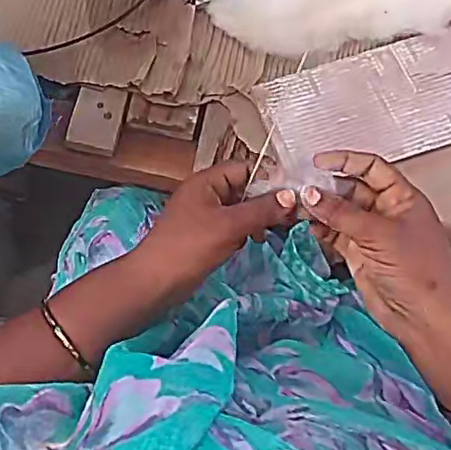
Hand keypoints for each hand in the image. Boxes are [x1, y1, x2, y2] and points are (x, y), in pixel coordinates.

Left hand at [128, 161, 295, 299]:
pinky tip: (252, 243)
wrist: (156, 280)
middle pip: (243, 188)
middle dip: (265, 202)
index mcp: (206, 181)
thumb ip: (262, 209)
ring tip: (271, 233)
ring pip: (239, 209)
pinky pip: (231, 226)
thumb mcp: (230, 225)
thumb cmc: (190, 246)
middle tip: (291, 217)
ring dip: (256, 219)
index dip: (269, 178)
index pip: (244, 168)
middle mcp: (205, 193)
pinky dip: (243, 232)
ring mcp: (203, 214)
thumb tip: (292, 195)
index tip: (295, 194)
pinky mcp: (204, 234)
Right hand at [296, 151, 450, 340]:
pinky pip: (333, 233)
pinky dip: (318, 228)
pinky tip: (305, 224)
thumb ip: (341, 213)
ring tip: (297, 206)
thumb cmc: (419, 272)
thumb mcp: (379, 234)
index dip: (346, 161)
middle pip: (351, 188)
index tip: (318, 162)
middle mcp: (386, 212)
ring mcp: (371, 233)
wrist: (427, 320)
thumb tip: (310, 194)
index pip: (372, 168)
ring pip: (339, 211)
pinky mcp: (358, 253)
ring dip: (318, 208)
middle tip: (300, 187)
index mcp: (402, 198)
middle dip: (326, 186)